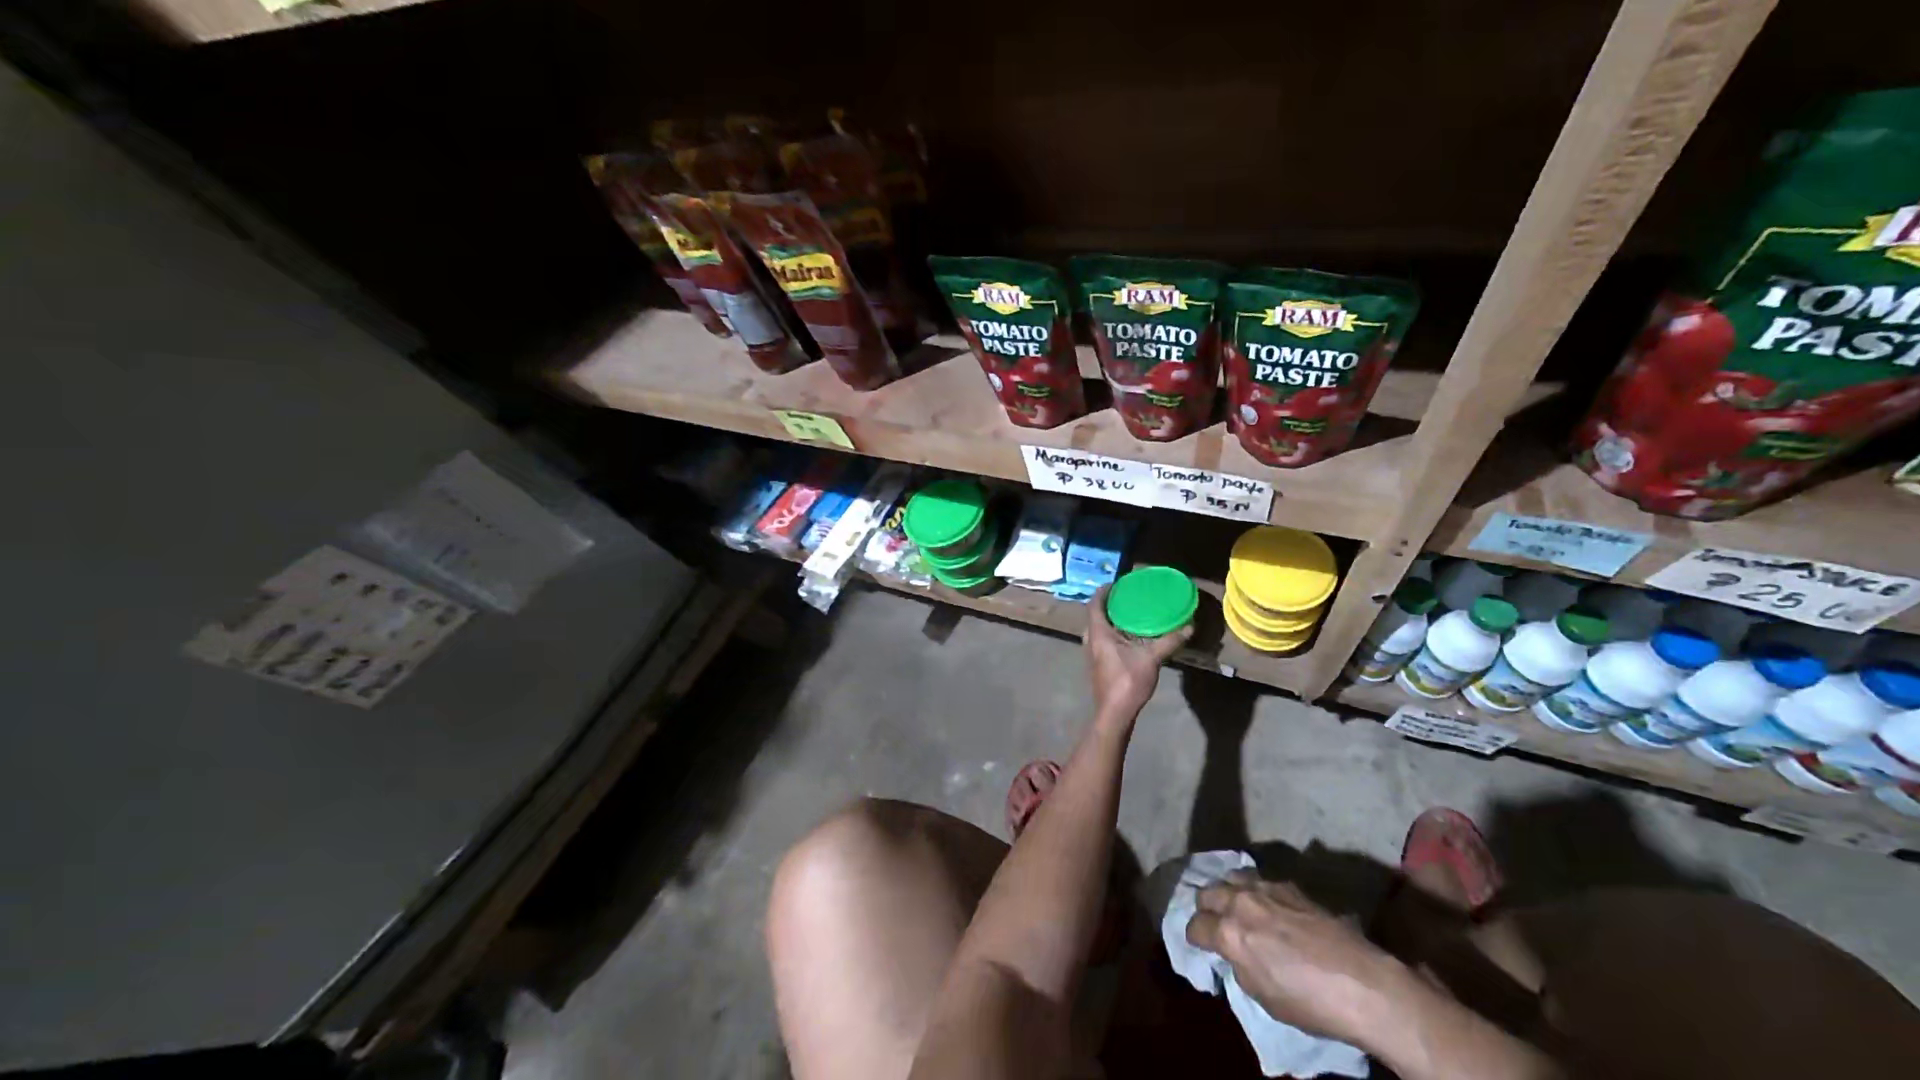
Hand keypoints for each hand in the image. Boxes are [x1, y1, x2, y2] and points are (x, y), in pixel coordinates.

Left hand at [1084, 584, 1192, 723]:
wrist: (1115, 713)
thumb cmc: (1127, 681)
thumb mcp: (1151, 658)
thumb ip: (1169, 641)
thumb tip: (1189, 626)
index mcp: (1098, 633)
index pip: (1094, 604)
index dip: (1103, 591)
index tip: (1116, 582)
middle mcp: (1090, 640)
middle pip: (1095, 615)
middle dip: (1108, 604)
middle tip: (1126, 596)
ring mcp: (1092, 653)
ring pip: (1098, 629)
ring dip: (1110, 619)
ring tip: (1129, 612)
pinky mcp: (1098, 663)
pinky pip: (1102, 640)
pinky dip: (1112, 632)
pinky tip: (1129, 636)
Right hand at [1187, 874, 1408, 1045]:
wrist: (1364, 984)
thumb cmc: (1311, 1002)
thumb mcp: (1262, 996)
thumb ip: (1239, 965)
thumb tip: (1235, 953)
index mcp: (1228, 933)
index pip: (1194, 927)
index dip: (1196, 939)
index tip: (1203, 946)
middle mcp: (1240, 903)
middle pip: (1206, 893)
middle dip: (1207, 909)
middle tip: (1217, 924)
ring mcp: (1265, 889)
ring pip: (1230, 878)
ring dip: (1228, 892)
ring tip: (1238, 907)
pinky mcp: (1290, 886)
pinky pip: (1259, 879)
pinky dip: (1254, 890)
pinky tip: (1266, 904)